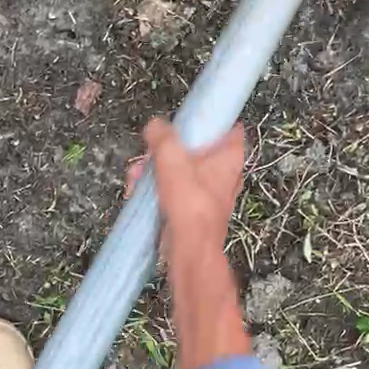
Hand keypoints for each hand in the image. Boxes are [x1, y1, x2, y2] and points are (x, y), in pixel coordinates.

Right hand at [129, 119, 245, 261]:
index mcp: (230, 157)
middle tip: (150, 155)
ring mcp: (211, 194)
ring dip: (157, 171)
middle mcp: (226, 174)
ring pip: (182, 171)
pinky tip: (139, 193)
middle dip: (168, 151)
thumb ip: (162, 137)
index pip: (230, 128)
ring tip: (138, 177)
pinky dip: (160, 189)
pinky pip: (177, 191)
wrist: (190, 248)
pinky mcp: (196, 210)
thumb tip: (155, 125)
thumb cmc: (190, 203)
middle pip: (197, 150)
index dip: (210, 121)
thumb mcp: (171, 158)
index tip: (189, 120)